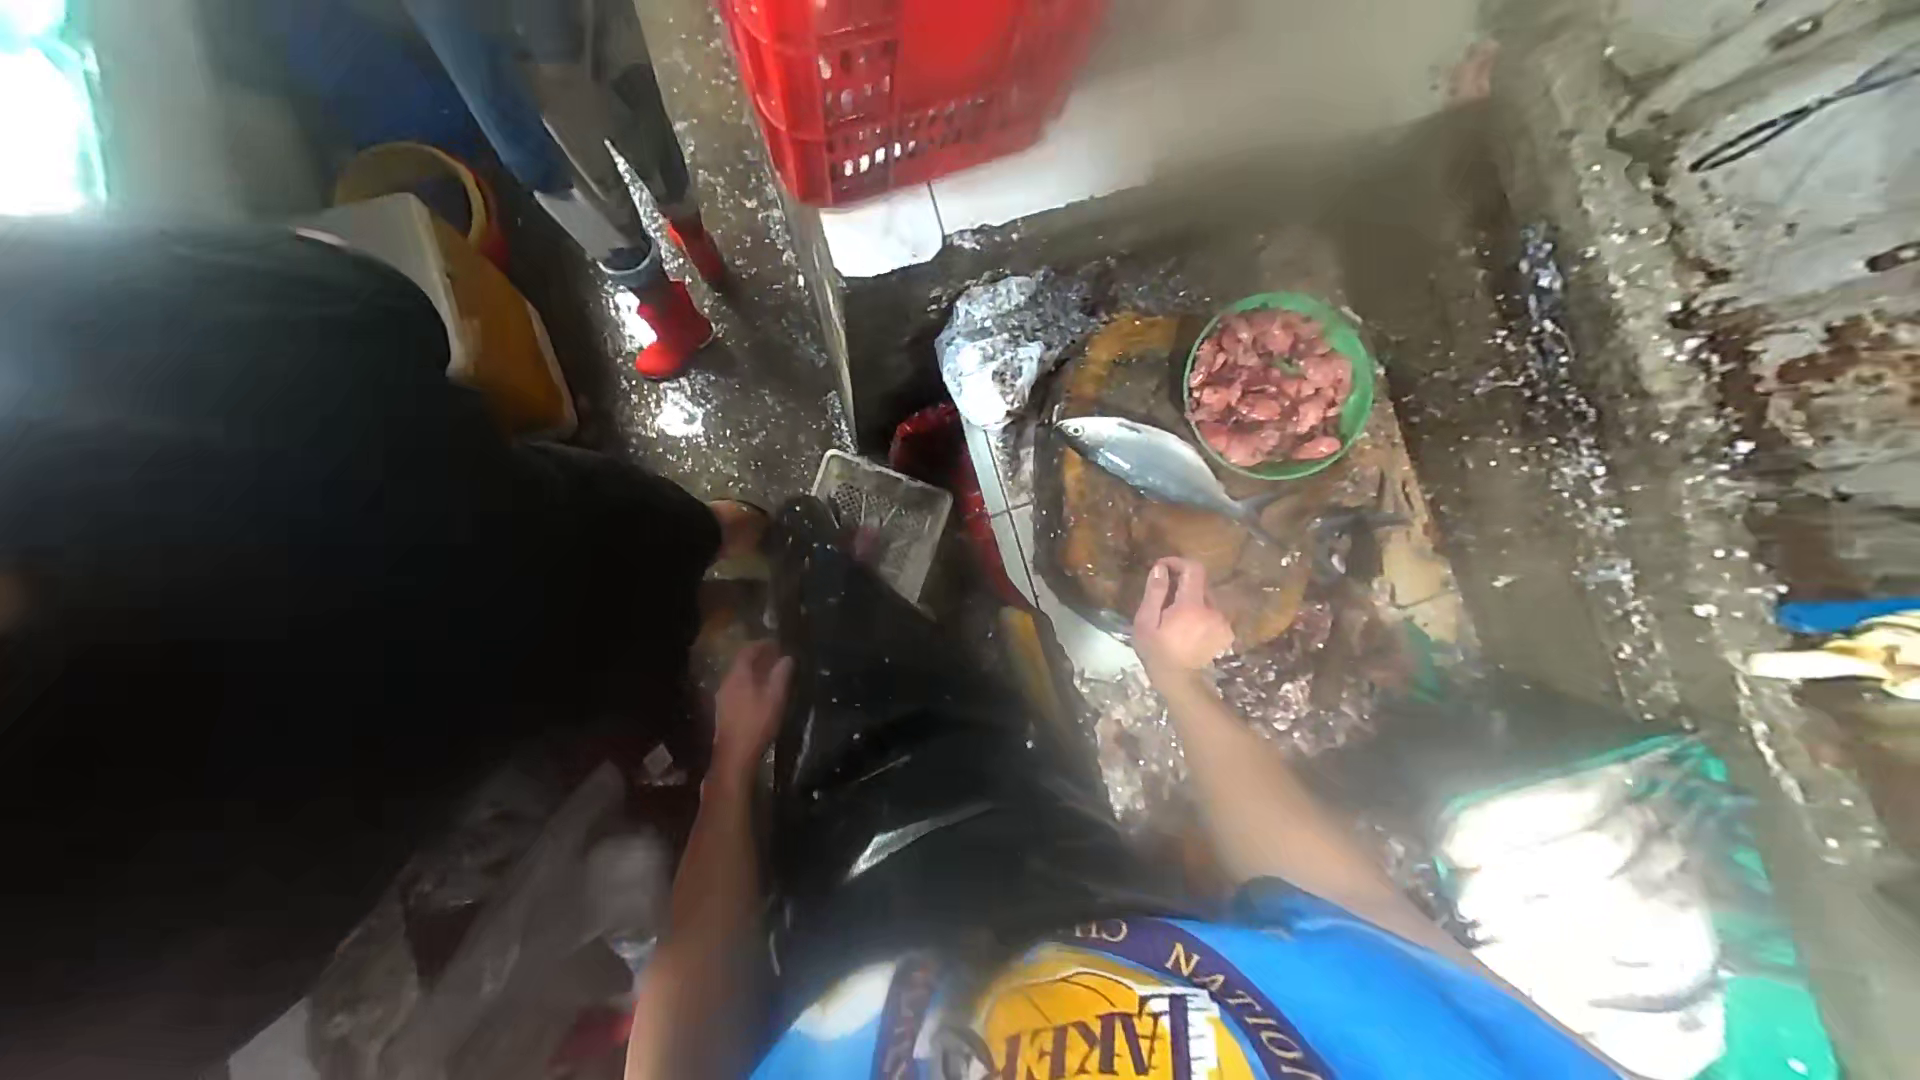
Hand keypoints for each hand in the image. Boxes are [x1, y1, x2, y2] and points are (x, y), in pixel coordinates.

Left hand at [711, 641, 793, 781]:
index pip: (748, 651)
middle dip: (758, 658)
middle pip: (741, 663)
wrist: (735, 755)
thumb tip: (787, 657)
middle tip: (775, 657)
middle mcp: (727, 682)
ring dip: (753, 672)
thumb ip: (781, 674)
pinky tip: (759, 693)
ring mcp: (722, 698)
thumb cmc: (757, 722)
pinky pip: (737, 689)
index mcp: (738, 675)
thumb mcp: (775, 696)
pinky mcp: (723, 711)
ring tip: (770, 674)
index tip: (776, 643)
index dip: (762, 645)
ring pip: (739, 677)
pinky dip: (749, 684)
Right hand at [1133, 557, 1234, 680]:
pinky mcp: (1226, 632)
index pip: (1194, 568)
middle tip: (1163, 594)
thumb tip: (1160, 568)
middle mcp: (1213, 610)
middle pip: (1201, 582)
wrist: (1179, 681)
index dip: (1178, 562)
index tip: (1163, 567)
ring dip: (1191, 597)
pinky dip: (1200, 611)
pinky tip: (1187, 626)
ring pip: (1207, 597)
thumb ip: (1155, 592)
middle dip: (1182, 582)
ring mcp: (1222, 622)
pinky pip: (1212, 611)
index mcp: (1192, 605)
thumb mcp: (1146, 621)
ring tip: (1174, 613)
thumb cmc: (1156, 650)